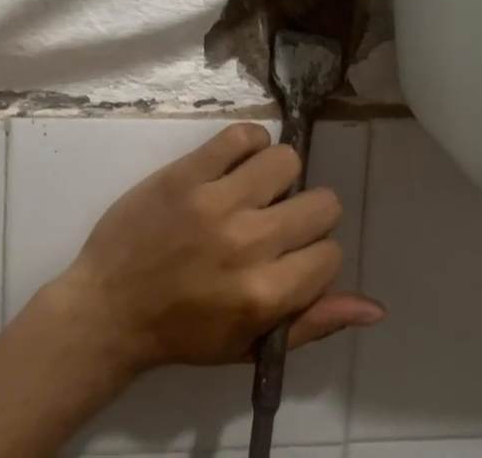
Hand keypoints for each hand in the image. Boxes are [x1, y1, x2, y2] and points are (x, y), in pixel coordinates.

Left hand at [43, 123, 384, 373]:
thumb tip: (374, 306)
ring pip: (287, 161)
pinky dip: (248, 144)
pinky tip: (236, 165)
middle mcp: (248, 244)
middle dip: (307, 214)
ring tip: (255, 192)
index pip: (330, 253)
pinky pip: (241, 136)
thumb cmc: (180, 333)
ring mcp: (215, 203)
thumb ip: (313, 324)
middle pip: (321, 204)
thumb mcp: (250, 345)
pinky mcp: (185, 173)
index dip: (315, 255)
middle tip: (275, 224)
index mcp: (266, 294)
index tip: (291, 258)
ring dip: (279, 177)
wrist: (107, 308)